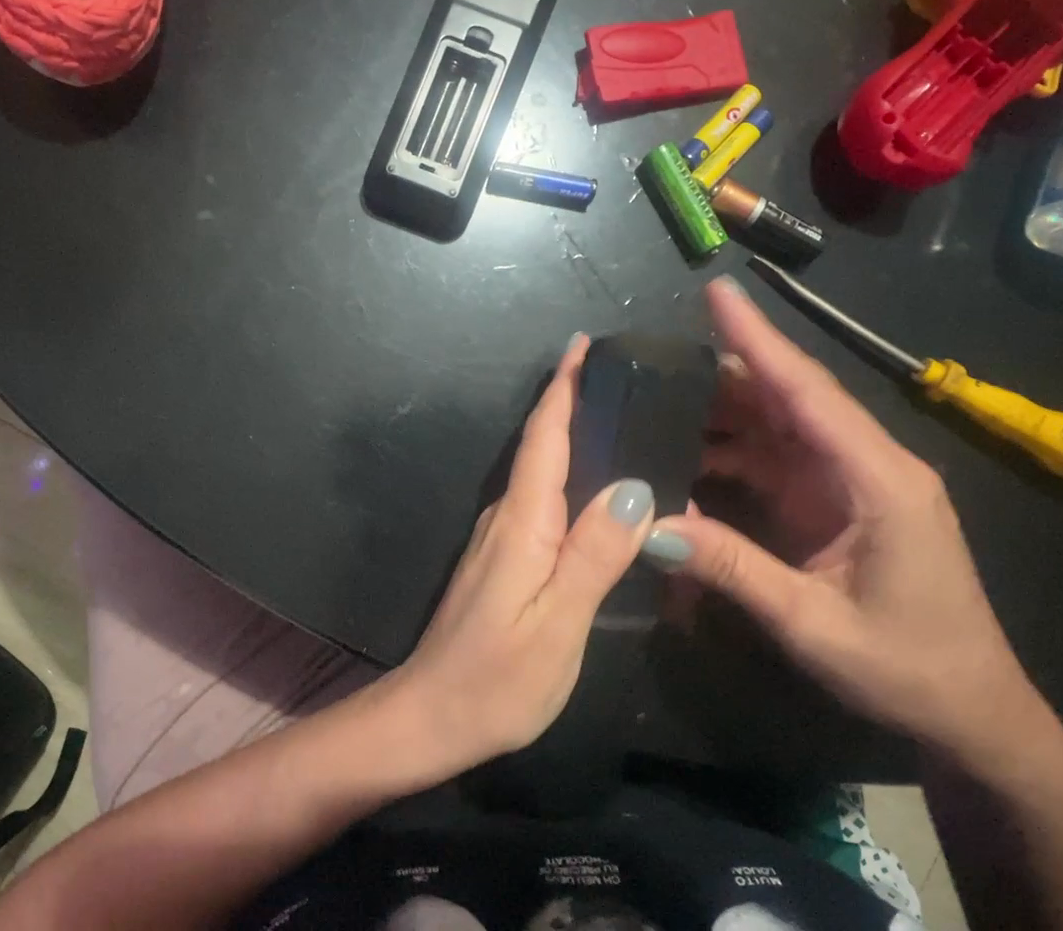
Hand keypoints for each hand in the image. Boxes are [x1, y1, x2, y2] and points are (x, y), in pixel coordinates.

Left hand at [384, 334, 655, 777]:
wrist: (430, 718)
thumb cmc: (497, 679)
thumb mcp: (559, 623)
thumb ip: (595, 554)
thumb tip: (633, 486)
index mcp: (522, 523)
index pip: (544, 439)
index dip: (562, 390)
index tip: (582, 345)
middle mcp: (505, 520)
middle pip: (541, 448)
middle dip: (572, 405)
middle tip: (622, 377)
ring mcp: (498, 542)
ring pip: (539, 476)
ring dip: (570, 440)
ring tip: (618, 419)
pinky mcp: (500, 564)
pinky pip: (539, 506)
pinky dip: (565, 482)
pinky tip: (592, 492)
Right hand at [647, 278, 1046, 763]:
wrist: (967, 713)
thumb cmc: (906, 667)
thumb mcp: (813, 623)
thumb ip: (733, 568)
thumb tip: (649, 526)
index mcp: (879, 480)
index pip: (809, 394)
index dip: (760, 341)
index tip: (718, 292)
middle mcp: (866, 467)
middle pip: (788, 400)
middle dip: (723, 371)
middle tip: (654, 356)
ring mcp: (850, 484)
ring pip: (776, 428)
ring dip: (719, 413)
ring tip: (653, 399)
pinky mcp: (834, 505)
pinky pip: (774, 462)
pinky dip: (728, 455)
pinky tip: (683, 455)